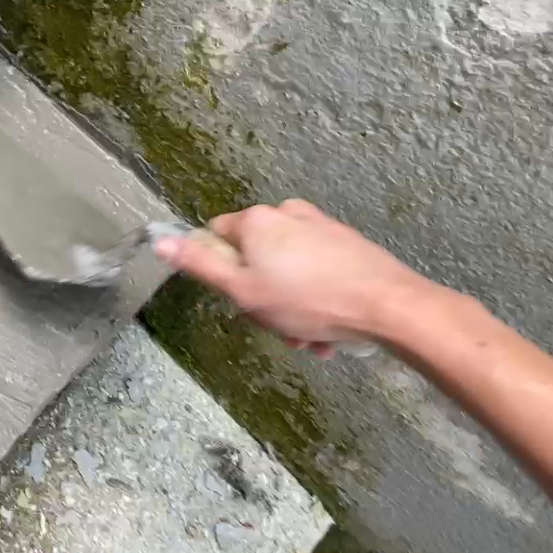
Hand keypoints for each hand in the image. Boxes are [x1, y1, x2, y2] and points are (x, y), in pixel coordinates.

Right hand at [153, 200, 432, 353]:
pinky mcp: (350, 245)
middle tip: (274, 326)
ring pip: (287, 268)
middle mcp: (288, 214)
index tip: (236, 298)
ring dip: (288, 305)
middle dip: (260, 294)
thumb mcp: (242, 291)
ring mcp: (323, 227)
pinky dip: (315, 298)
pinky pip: (317, 271)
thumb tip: (159, 240)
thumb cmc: (308, 301)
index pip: (215, 235)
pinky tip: (327, 330)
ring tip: (306, 338)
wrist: (393, 308)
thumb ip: (199, 264)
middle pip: (253, 256)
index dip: (219, 270)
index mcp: (257, 220)